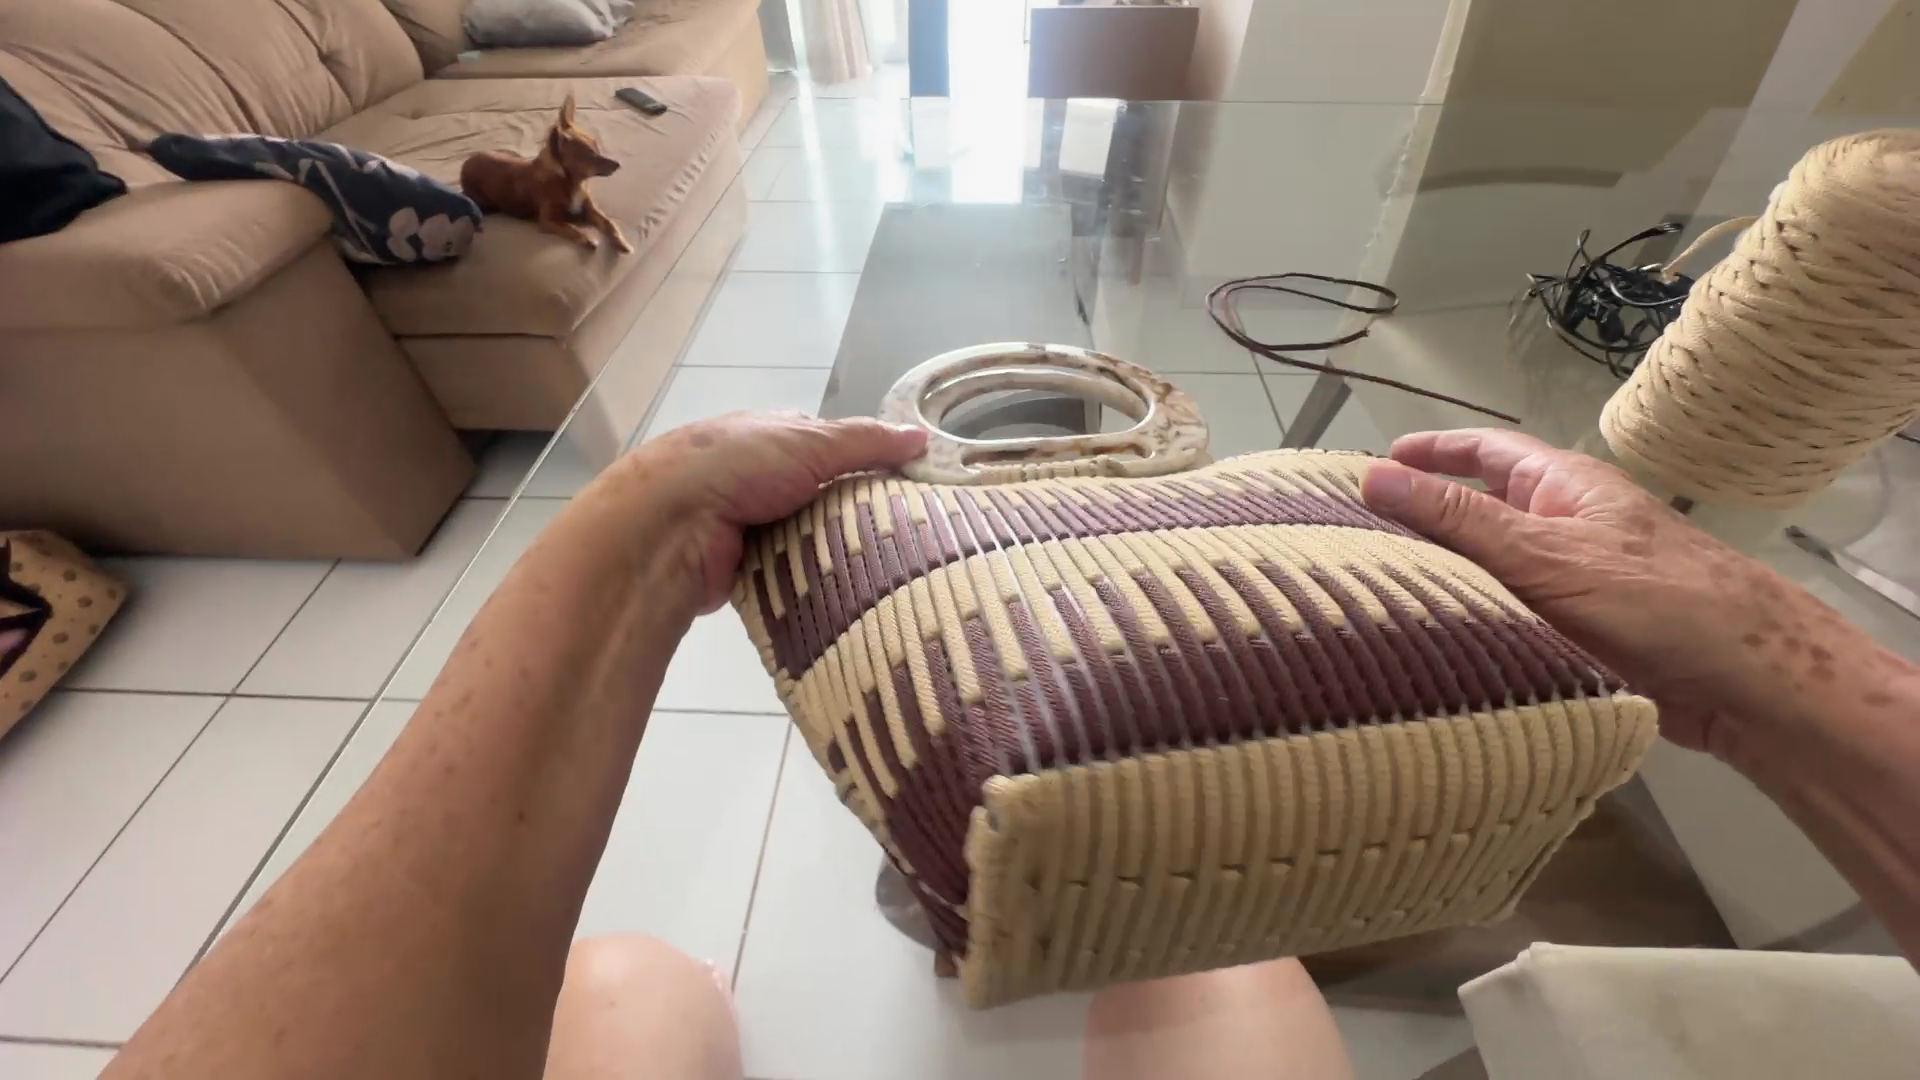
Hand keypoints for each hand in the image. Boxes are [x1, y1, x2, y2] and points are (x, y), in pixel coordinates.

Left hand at [622, 411, 926, 614]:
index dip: (869, 464)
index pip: (834, 447)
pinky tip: (848, 587)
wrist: (669, 527)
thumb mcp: (810, 441)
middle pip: (825, 495)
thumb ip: (867, 441)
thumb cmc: (739, 466)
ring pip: (811, 535)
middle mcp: (761, 476)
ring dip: (836, 547)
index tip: (908, 488)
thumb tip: (923, 437)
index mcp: (773, 436)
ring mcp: (750, 521)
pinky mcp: (745, 564)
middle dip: (856, 512)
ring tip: (888, 566)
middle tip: (906, 534)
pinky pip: (792, 568)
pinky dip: (813, 575)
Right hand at [1360, 429, 1866, 757]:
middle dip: (1417, 515)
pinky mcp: (1562, 625)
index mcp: (1559, 486)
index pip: (1484, 450)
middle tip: (1355, 530)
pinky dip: (1456, 611)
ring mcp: (1560, 577)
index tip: (1378, 461)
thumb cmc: (1651, 599)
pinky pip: (1492, 606)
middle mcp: (1556, 525)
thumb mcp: (1538, 550)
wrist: (1753, 689)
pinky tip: (1417, 627)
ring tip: (1368, 581)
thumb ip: (1452, 516)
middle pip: (1473, 507)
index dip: (1432, 450)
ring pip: (1479, 562)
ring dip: (1433, 569)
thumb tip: (1370, 477)